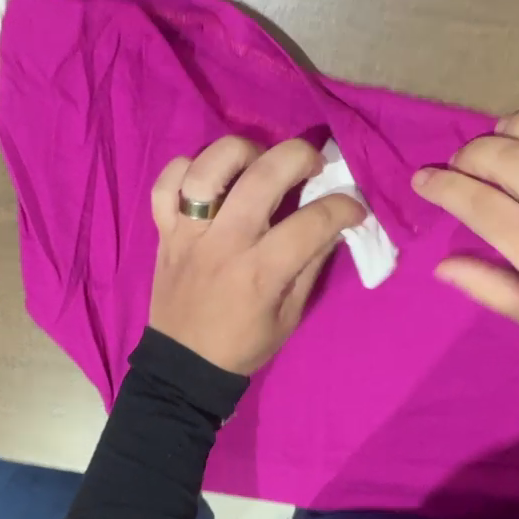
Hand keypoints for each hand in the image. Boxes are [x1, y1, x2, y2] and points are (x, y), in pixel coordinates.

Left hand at [149, 136, 366, 374]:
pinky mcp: (165, 233)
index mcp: (260, 274)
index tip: (354, 208)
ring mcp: (189, 235)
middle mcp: (224, 245)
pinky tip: (208, 178)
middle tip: (313, 166)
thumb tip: (333, 226)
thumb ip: (310, 267)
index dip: (344, 207)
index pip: (312, 222)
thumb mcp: (289, 317)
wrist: (184, 366)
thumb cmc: (242, 346)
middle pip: (263, 176)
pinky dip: (185, 169)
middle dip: (300, 156)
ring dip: (241, 152)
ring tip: (257, 162)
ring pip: (209, 168)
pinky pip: (165, 185)